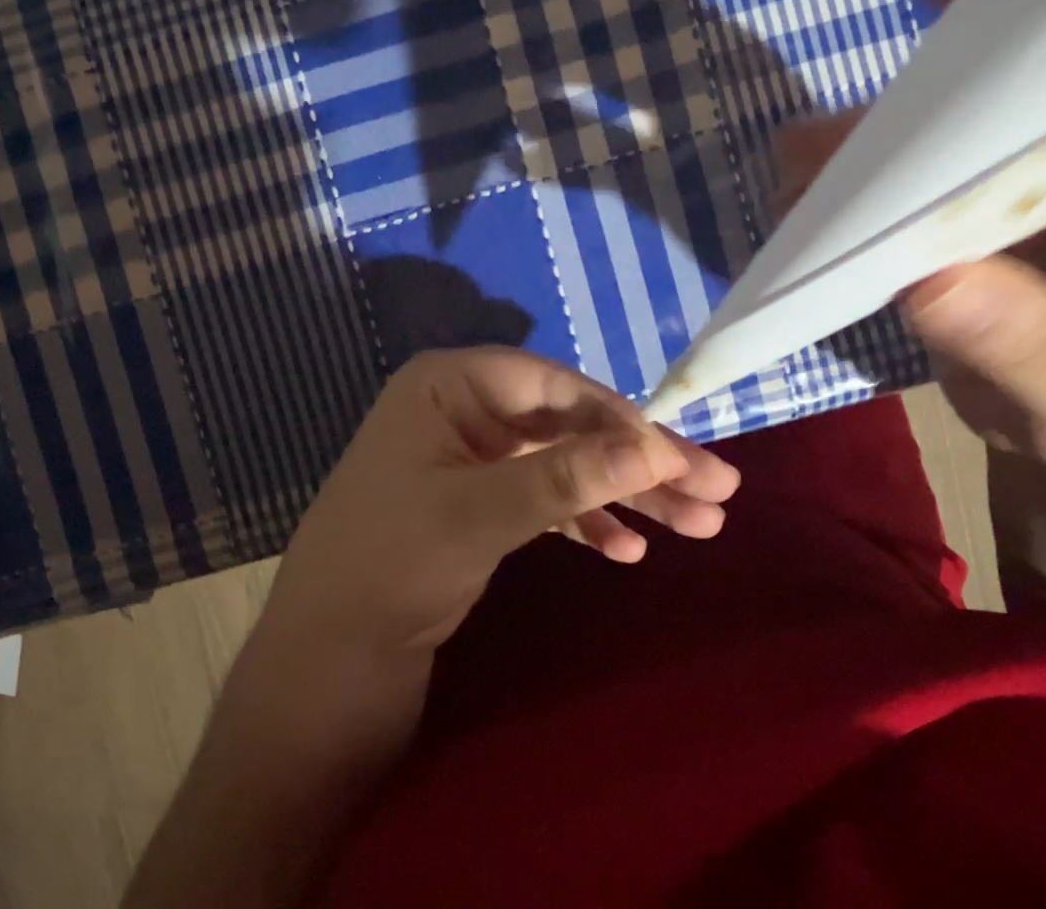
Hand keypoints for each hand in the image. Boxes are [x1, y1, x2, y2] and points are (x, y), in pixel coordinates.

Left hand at [265, 347, 740, 654]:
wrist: (326, 659)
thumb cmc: (391, 565)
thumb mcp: (482, 513)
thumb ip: (570, 476)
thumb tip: (659, 446)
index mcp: (447, 387)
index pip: (555, 387)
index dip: (622, 419)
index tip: (679, 457)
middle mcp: (461, 413)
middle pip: (570, 428)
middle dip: (640, 463)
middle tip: (720, 492)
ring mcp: (470, 462)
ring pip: (564, 469)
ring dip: (627, 498)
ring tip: (700, 527)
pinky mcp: (476, 510)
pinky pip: (545, 504)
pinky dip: (586, 524)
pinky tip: (630, 550)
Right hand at [772, 0, 1045, 482]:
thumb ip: (1029, 339)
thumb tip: (928, 282)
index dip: (1012, 25)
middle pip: (994, 108)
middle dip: (903, 113)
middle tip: (813, 135)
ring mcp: (1024, 202)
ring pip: (937, 157)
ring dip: (863, 162)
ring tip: (791, 170)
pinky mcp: (973, 237)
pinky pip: (910, 206)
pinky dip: (857, 207)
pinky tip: (807, 207)